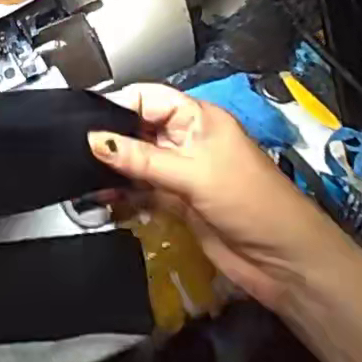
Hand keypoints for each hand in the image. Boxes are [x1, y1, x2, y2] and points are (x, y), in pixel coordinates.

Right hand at [89, 84, 347, 309]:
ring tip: (82, 173)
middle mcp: (187, 138)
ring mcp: (182, 170)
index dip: (119, 106)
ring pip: (138, 160)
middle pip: (140, 128)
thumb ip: (141, 158)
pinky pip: (143, 188)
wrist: (286, 262)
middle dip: (111, 136)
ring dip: (114, 167)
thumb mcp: (193, 173)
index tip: (85, 119)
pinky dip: (124, 191)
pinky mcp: (178, 200)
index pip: (150, 99)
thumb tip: (94, 140)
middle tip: (75, 147)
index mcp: (198, 117)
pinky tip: (102, 195)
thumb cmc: (248, 202)